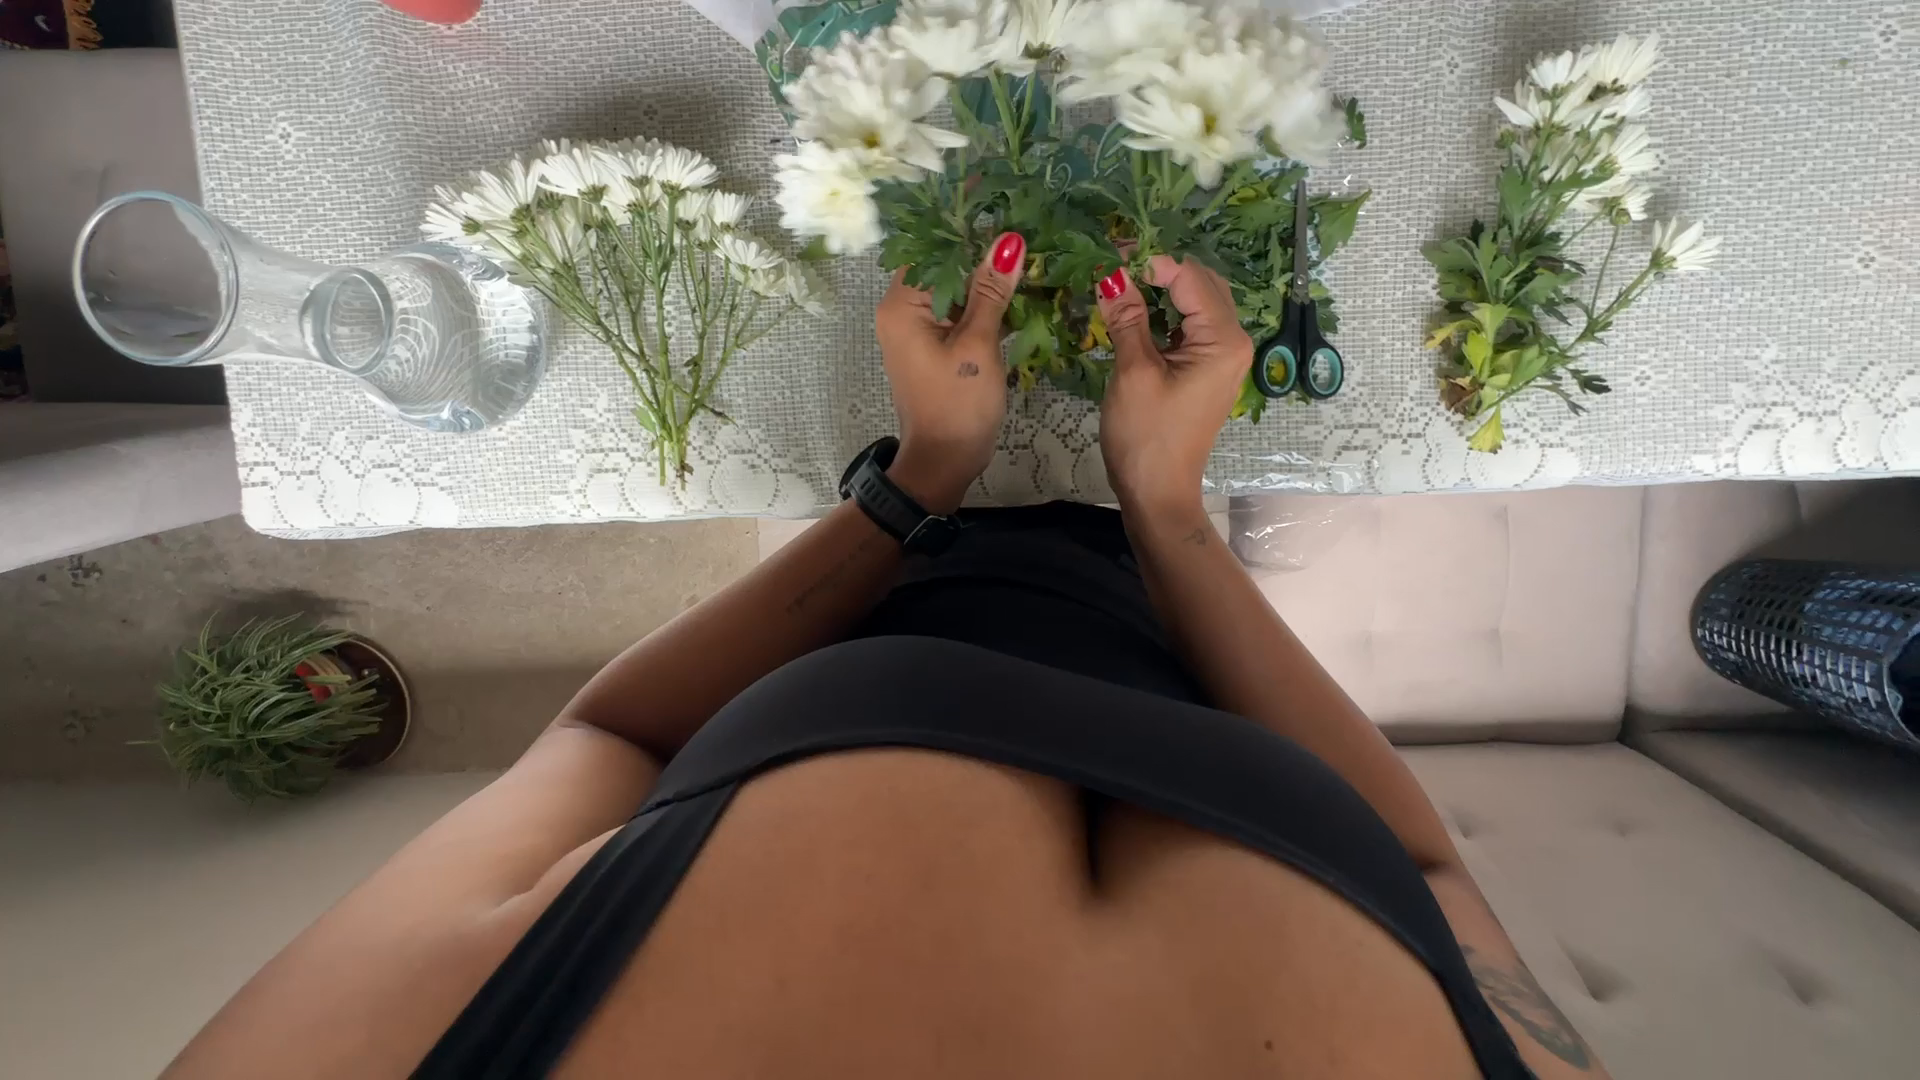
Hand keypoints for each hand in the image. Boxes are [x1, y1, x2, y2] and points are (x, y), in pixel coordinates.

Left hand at [874, 232, 1024, 512]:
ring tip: (1025, 245)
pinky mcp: (933, 347)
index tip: (996, 190)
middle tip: (1021, 216)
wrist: (944, 461)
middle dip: (979, 244)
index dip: (964, 220)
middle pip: (941, 263)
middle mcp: (901, 311)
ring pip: (952, 287)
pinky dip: (982, 301)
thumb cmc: (958, 405)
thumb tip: (1009, 239)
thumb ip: (992, 291)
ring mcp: (917, 330)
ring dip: (985, 273)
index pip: (931, 245)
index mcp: (902, 305)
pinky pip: (957, 312)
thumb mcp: (978, 345)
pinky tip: (1015, 287)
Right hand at [1094, 256, 1252, 518]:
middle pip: (1200, 285)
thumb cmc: (1146, 437)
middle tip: (1114, 267)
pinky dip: (1164, 317)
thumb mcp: (1133, 372)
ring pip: (1195, 305)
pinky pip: (1189, 329)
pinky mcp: (1206, 373)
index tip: (1110, 255)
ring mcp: (1222, 358)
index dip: (1151, 261)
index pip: (1190, 278)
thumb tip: (1110, 275)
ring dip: (1161, 292)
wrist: (1157, 492)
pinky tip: (1135, 315)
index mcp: (1223, 339)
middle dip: (1160, 271)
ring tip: (1120, 286)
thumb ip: (1126, 318)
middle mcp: (1232, 342)